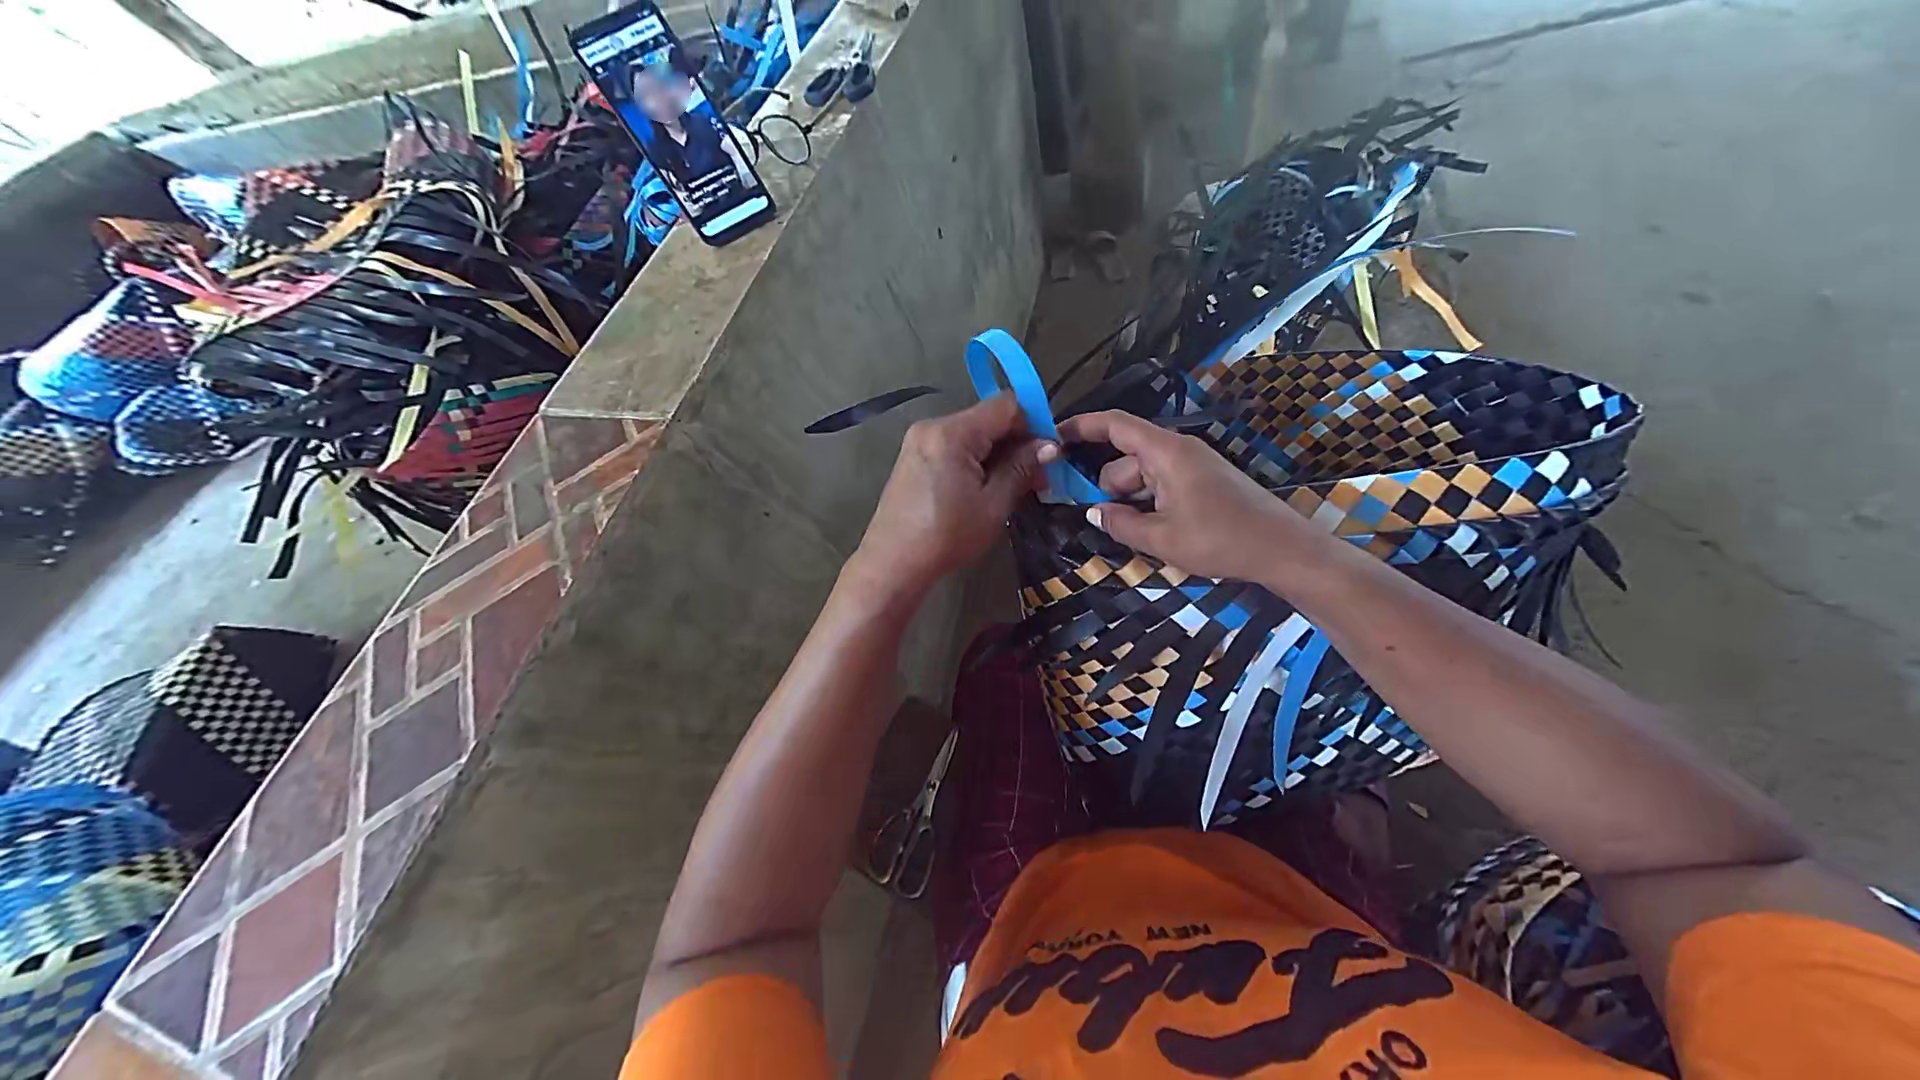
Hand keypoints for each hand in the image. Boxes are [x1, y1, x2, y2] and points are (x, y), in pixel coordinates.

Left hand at [852, 394, 1055, 597]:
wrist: (893, 563)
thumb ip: (1022, 468)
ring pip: (973, 434)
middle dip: (1017, 443)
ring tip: (1014, 488)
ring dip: (998, 455)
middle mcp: (933, 426)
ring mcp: (919, 441)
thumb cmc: (946, 536)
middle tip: (1038, 479)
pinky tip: (986, 489)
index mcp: (952, 432)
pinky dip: (976, 461)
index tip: (1047, 456)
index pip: (1006, 405)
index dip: (1033, 425)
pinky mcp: (914, 457)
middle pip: (988, 419)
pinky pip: (955, 447)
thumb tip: (1050, 446)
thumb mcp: (993, 504)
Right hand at [1056, 409, 1318, 581]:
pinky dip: (1149, 503)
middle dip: (1108, 487)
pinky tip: (1157, 530)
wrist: (1282, 548)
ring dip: (1131, 500)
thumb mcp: (1160, 538)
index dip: (1082, 426)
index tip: (1055, 436)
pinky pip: (1161, 484)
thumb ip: (1120, 523)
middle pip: (1125, 458)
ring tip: (1140, 534)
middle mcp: (1177, 450)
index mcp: (1165, 452)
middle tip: (1108, 521)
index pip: (1115, 425)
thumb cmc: (1220, 539)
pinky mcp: (1203, 480)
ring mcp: (1192, 465)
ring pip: (1142, 475)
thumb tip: (1093, 512)